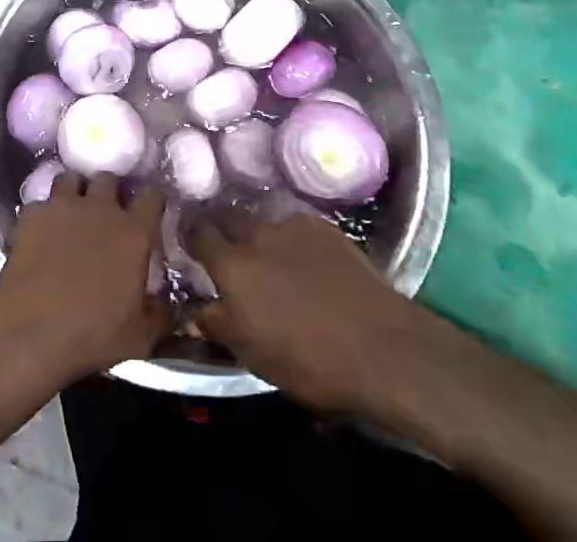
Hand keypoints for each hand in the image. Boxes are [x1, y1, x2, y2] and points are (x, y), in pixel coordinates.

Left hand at [0, 172, 168, 384]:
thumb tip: (168, 305)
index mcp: (134, 233)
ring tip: (73, 210)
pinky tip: (42, 229)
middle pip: (108, 178)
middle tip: (107, 210)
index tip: (149, 210)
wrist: (31, 328)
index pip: (151, 196)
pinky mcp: (31, 213)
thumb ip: (159, 313)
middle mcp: (100, 209)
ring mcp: (62, 206)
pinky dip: (44, 211)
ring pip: (71, 178)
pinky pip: (41, 201)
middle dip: (110, 190)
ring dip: (75, 190)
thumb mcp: (140, 335)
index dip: (151, 200)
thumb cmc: (93, 332)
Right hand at [193, 214, 426, 412]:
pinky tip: (304, 258)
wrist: (387, 351)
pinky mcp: (329, 231)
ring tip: (269, 254)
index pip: (196, 234)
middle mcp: (256, 235)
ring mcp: (295, 229)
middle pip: (227, 217)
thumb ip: (216, 323)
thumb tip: (199, 309)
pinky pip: (297, 227)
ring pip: (264, 221)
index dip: (189, 237)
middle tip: (227, 249)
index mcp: (230, 265)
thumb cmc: (309, 360)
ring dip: (259, 234)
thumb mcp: (250, 354)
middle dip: (222, 228)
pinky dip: (293, 239)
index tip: (189, 245)